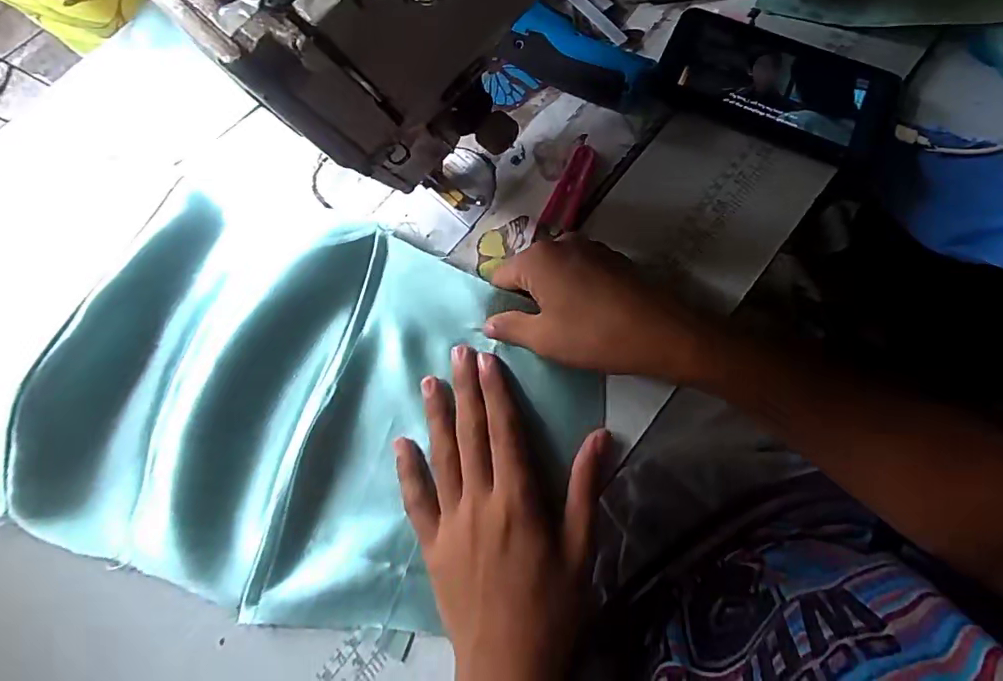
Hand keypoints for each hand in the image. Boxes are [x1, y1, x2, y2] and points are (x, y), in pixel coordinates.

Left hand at [397, 345, 606, 680]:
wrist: (508, 668)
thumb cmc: (553, 606)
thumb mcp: (581, 548)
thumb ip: (585, 488)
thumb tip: (600, 434)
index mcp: (518, 499)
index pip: (504, 432)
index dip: (496, 393)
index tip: (487, 360)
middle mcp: (480, 502)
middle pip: (470, 435)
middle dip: (465, 391)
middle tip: (458, 353)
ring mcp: (451, 524)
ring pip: (442, 458)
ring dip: (436, 417)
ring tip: (431, 382)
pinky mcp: (432, 547)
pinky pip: (417, 502)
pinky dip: (408, 471)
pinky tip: (402, 444)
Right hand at [484, 236, 709, 384]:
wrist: (660, 330)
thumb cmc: (595, 336)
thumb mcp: (545, 339)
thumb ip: (510, 326)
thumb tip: (488, 321)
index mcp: (537, 258)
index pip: (500, 276)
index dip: (502, 304)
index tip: (513, 328)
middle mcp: (560, 241)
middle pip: (528, 268)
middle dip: (528, 295)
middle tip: (540, 328)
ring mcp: (589, 245)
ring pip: (555, 268)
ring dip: (553, 291)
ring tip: (567, 322)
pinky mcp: (611, 255)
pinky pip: (579, 268)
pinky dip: (576, 286)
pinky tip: (590, 311)